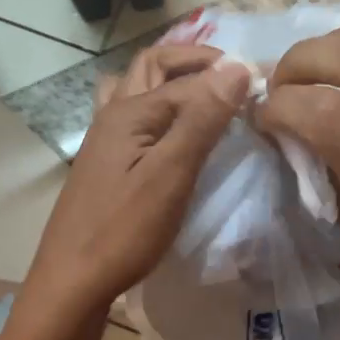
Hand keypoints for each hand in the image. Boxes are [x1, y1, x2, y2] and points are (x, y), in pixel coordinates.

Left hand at [26, 45, 250, 311]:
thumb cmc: (124, 230)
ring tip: (204, 93)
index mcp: (129, 112)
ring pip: (136, 89)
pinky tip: (172, 133)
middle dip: (192, 60)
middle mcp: (113, 115)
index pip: (188, 79)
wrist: (73, 280)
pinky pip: (132, 117)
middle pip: (151, 66)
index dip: (226, 76)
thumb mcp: (171, 174)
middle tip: (232, 74)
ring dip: (169, 79)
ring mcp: (105, 140)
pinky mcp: (105, 164)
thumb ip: (201, 119)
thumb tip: (236, 66)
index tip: (266, 83)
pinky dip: (157, 108)